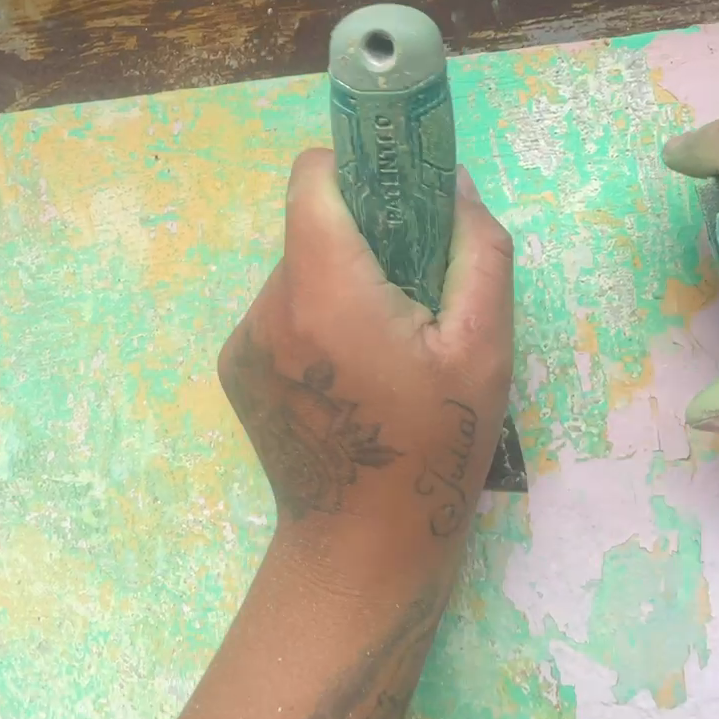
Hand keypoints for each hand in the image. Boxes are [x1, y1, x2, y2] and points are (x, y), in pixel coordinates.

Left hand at [219, 149, 514, 596]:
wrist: (362, 548)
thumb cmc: (434, 445)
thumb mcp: (484, 348)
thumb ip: (478, 250)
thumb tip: (453, 185)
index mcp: (324, 290)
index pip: (311, 177)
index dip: (355, 171)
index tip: (398, 201)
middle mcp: (268, 305)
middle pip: (310, 226)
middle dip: (361, 238)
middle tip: (411, 291)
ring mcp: (242, 340)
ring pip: (298, 269)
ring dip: (341, 281)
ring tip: (383, 342)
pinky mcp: (234, 368)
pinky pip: (281, 310)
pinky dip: (316, 317)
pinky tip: (350, 372)